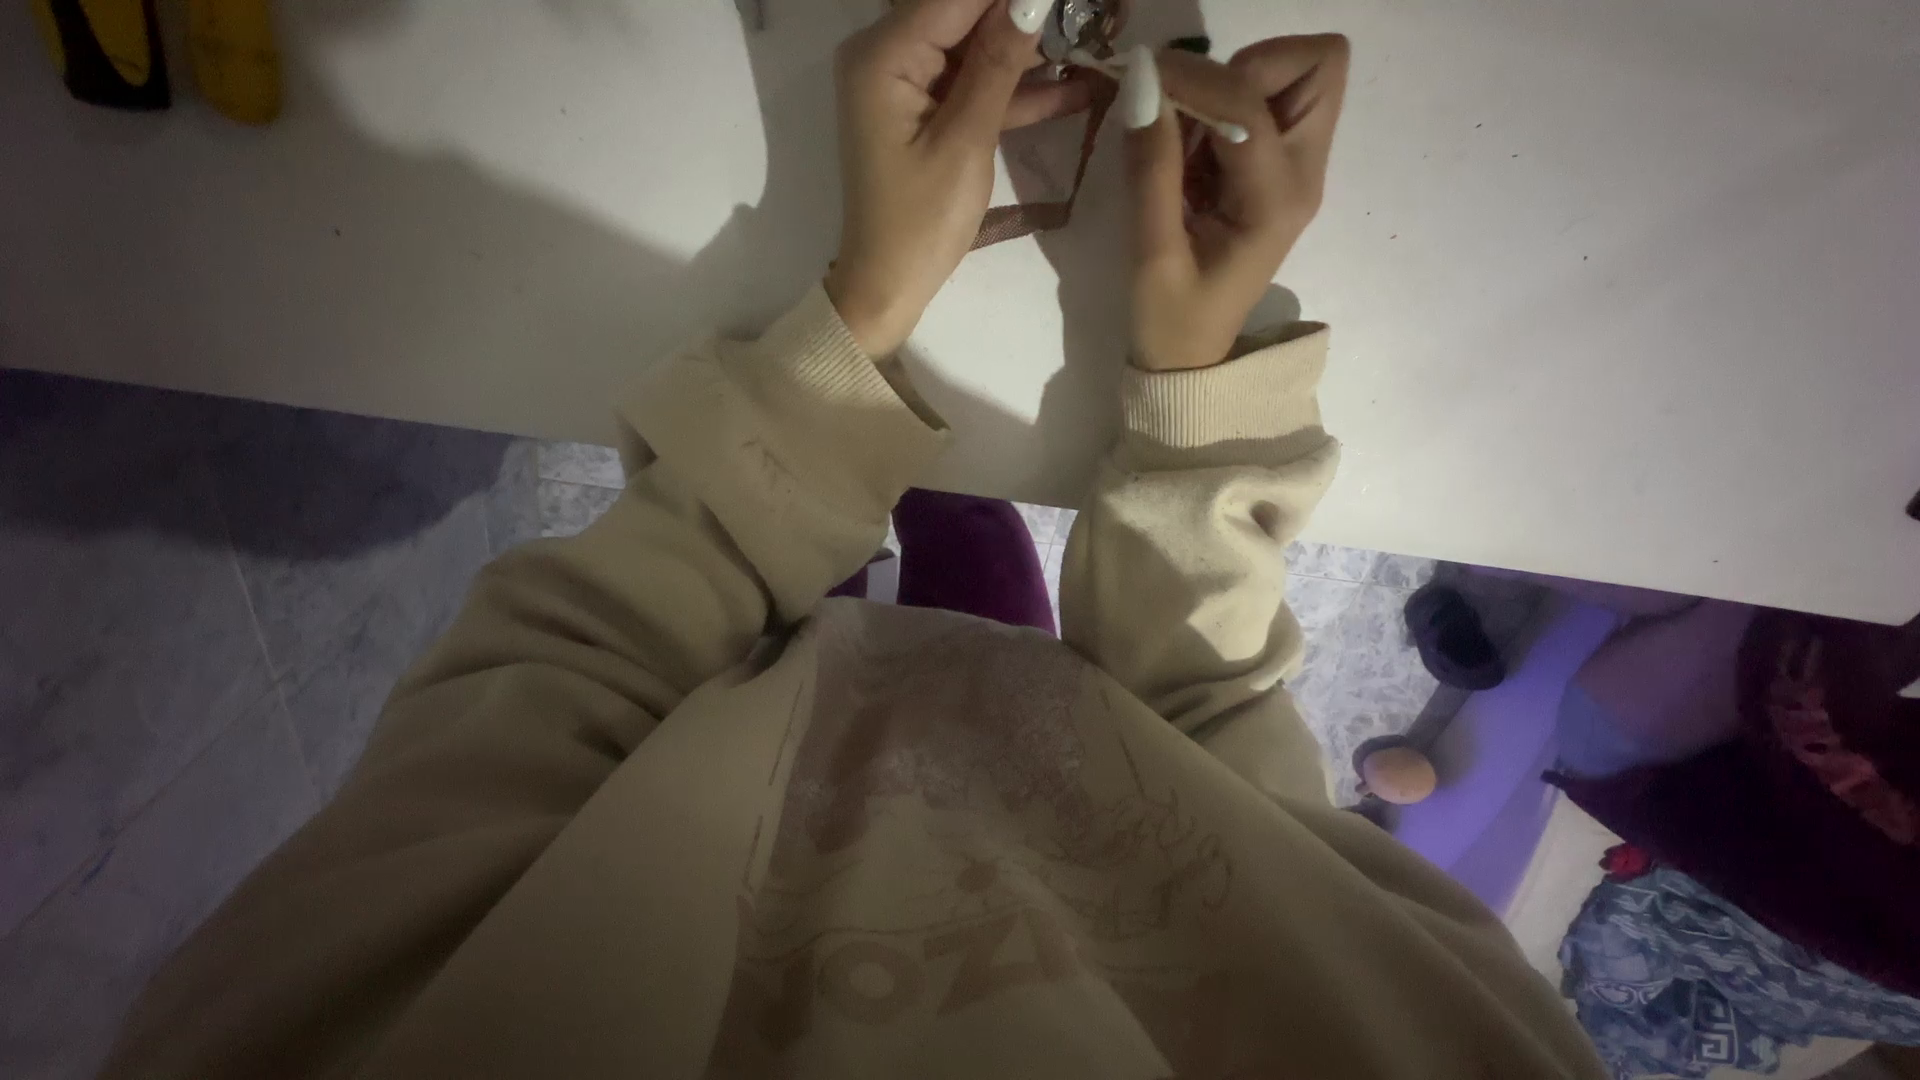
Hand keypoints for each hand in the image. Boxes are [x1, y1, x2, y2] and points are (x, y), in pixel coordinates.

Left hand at [825, 0, 1089, 355]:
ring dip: (1030, 50)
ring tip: (1090, 41)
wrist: (887, 286)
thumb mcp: (965, 142)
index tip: (1064, 0)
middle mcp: (887, 55)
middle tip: (1086, 17)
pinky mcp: (924, 112)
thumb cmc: (920, 224)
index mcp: (884, 55)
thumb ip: (998, 64)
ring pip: (977, 46)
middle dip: (1023, 16)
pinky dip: (1014, 90)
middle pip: (966, 12)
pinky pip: (973, 86)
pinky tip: (1073, 86)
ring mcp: (905, 85)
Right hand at [1125, 36, 1349, 371]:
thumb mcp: (1152, 252)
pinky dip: (1222, 108)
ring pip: (1294, 76)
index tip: (1139, 87)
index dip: (1191, 81)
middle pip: (1316, 65)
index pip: (1248, 101)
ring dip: (1230, 88)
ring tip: (1181, 145)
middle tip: (1188, 114)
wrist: (1189, 358)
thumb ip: (1151, 166)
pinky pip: (1265, 104)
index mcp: (1277, 201)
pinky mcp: (1276, 170)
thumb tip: (1141, 79)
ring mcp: (1296, 170)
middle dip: (1244, 69)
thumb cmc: (1170, 319)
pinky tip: (1187, 160)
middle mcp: (1304, 173)